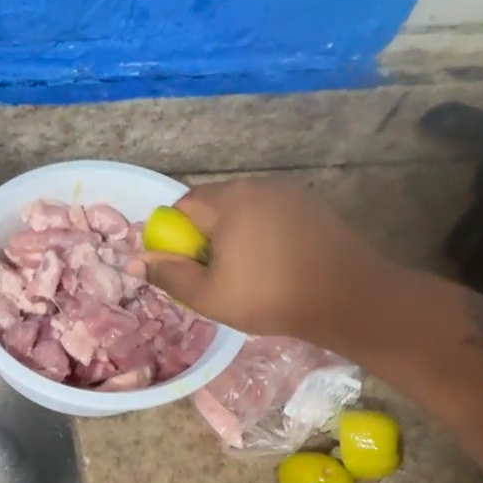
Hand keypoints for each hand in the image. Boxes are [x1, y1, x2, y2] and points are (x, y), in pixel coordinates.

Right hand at [137, 178, 412, 346]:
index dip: (174, 236)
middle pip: (213, 203)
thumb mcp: (207, 296)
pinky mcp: (311, 204)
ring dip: (232, 234)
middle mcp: (257, 185)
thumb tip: (135, 260)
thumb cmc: (268, 297)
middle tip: (211, 273)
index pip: (182, 206)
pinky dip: (260, 233)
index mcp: (228, 201)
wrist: (346, 297)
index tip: (184, 267)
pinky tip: (270, 263)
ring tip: (242, 271)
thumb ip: (169, 275)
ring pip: (243, 208)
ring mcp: (288, 192)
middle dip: (203, 234)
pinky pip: (269, 213)